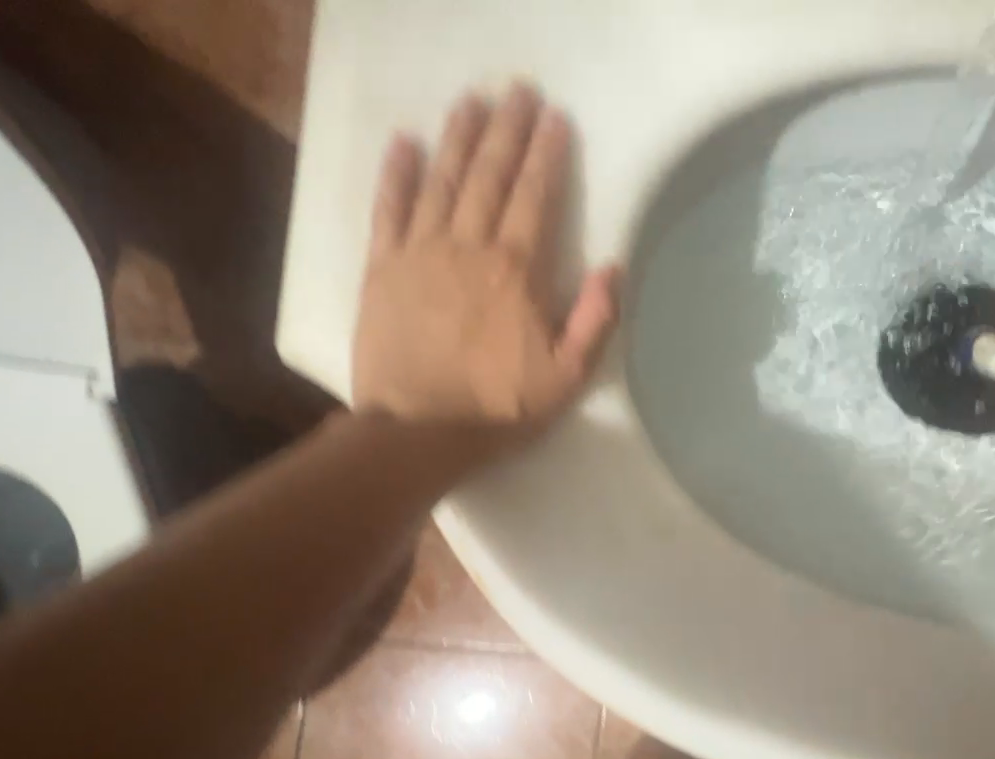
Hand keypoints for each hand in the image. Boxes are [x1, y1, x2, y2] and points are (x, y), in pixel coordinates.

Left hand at [352, 86, 619, 433]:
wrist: (419, 432)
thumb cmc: (500, 408)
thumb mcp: (567, 377)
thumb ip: (594, 321)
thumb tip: (612, 267)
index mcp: (516, 272)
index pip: (535, 198)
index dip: (546, 155)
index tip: (554, 118)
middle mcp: (468, 248)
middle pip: (489, 176)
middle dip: (506, 130)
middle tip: (518, 90)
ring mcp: (420, 253)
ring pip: (442, 181)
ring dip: (458, 138)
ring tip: (472, 101)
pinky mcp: (382, 268)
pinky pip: (388, 209)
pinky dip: (396, 174)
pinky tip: (405, 143)